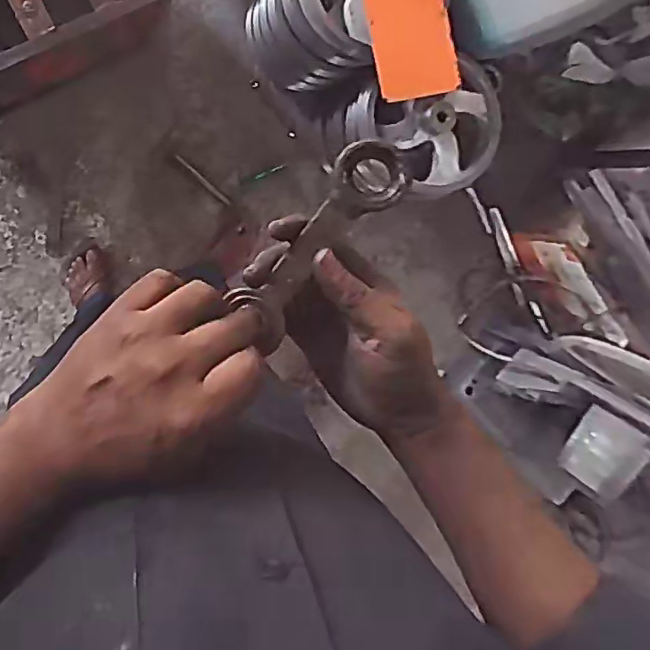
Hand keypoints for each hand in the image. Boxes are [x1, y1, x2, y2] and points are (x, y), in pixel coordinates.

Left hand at [6, 270, 262, 487]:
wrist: (58, 434)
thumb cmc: (122, 454)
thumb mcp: (183, 458)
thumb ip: (221, 418)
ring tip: (203, 316)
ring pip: (203, 293)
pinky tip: (171, 303)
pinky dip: (173, 287)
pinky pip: (160, 279)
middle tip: (234, 335)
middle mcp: (176, 363)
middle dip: (243, 330)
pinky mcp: (118, 312)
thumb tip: (242, 375)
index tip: (240, 367)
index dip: (251, 365)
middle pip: (235, 326)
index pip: (251, 366)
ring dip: (212, 305)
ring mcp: (145, 331)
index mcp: (195, 409)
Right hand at [244, 217, 447, 438]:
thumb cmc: (404, 372)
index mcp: (363, 282)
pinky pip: (280, 313)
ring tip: (246, 290)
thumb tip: (321, 255)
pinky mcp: (306, 336)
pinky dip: (263, 308)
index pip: (329, 245)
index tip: (275, 232)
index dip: (302, 233)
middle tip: (254, 275)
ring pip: (286, 285)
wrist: (402, 418)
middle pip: (300, 263)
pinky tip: (248, 311)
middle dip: (275, 260)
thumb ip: (355, 295)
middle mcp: (337, 291)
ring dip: (265, 282)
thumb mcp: (389, 331)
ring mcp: (320, 313)